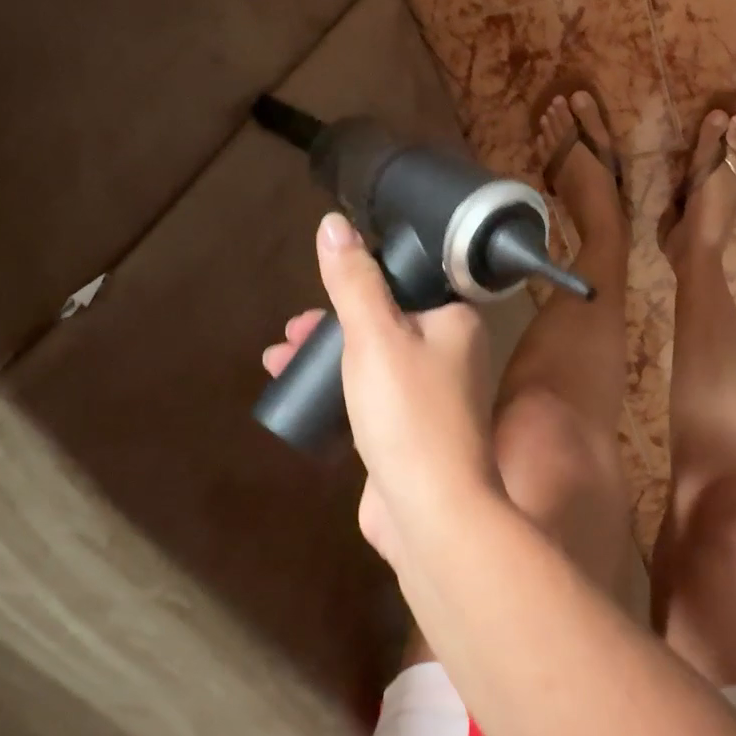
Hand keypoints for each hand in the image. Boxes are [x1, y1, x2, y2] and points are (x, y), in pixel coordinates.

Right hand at [263, 213, 495, 567]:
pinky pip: (370, 396)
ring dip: (328, 355)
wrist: (430, 511)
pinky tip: (303, 396)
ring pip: (373, 359)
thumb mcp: (374, 336)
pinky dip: (337, 390)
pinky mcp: (409, 431)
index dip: (363, 279)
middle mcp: (451, 352)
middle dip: (333, 321)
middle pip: (385, 320)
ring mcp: (430, 395)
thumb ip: (353, 281)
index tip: (322, 286)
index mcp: (456, 321)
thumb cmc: (408, 413)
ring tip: (279, 359)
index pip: (410, 282)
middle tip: (291, 331)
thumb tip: (334, 224)